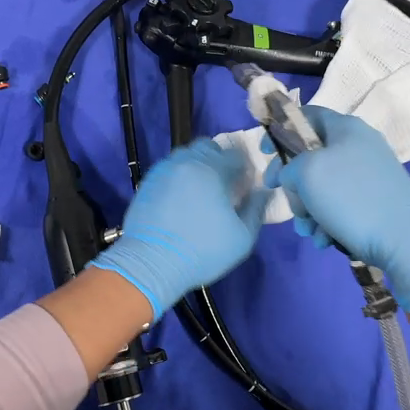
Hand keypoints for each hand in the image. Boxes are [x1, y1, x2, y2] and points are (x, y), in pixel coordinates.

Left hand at [89, 139, 267, 317]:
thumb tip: (261, 192)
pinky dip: (179, 176)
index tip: (245, 186)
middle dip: (220, 160)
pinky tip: (181, 198)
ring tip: (202, 192)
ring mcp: (163, 170)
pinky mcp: (148, 181)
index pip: (235, 155)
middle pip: (208, 147)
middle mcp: (186, 162)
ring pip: (185, 155)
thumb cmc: (201, 251)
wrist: (151, 261)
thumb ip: (256, 210)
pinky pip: (169, 169)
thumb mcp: (242, 237)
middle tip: (224, 184)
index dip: (244, 168)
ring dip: (198, 166)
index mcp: (212, 170)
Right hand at [264, 105, 409, 316]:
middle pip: (311, 156)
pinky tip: (325, 239)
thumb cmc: (351, 197)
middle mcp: (360, 146)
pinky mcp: (378, 201)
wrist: (405, 241)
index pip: (306, 115)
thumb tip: (292, 177)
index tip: (265, 153)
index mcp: (346, 128)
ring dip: (308, 209)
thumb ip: (288, 166)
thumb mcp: (306, 173)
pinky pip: (341, 205)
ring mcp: (371, 175)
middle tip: (289, 202)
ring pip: (323, 186)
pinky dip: (328, 221)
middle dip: (294, 183)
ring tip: (309, 230)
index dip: (281, 129)